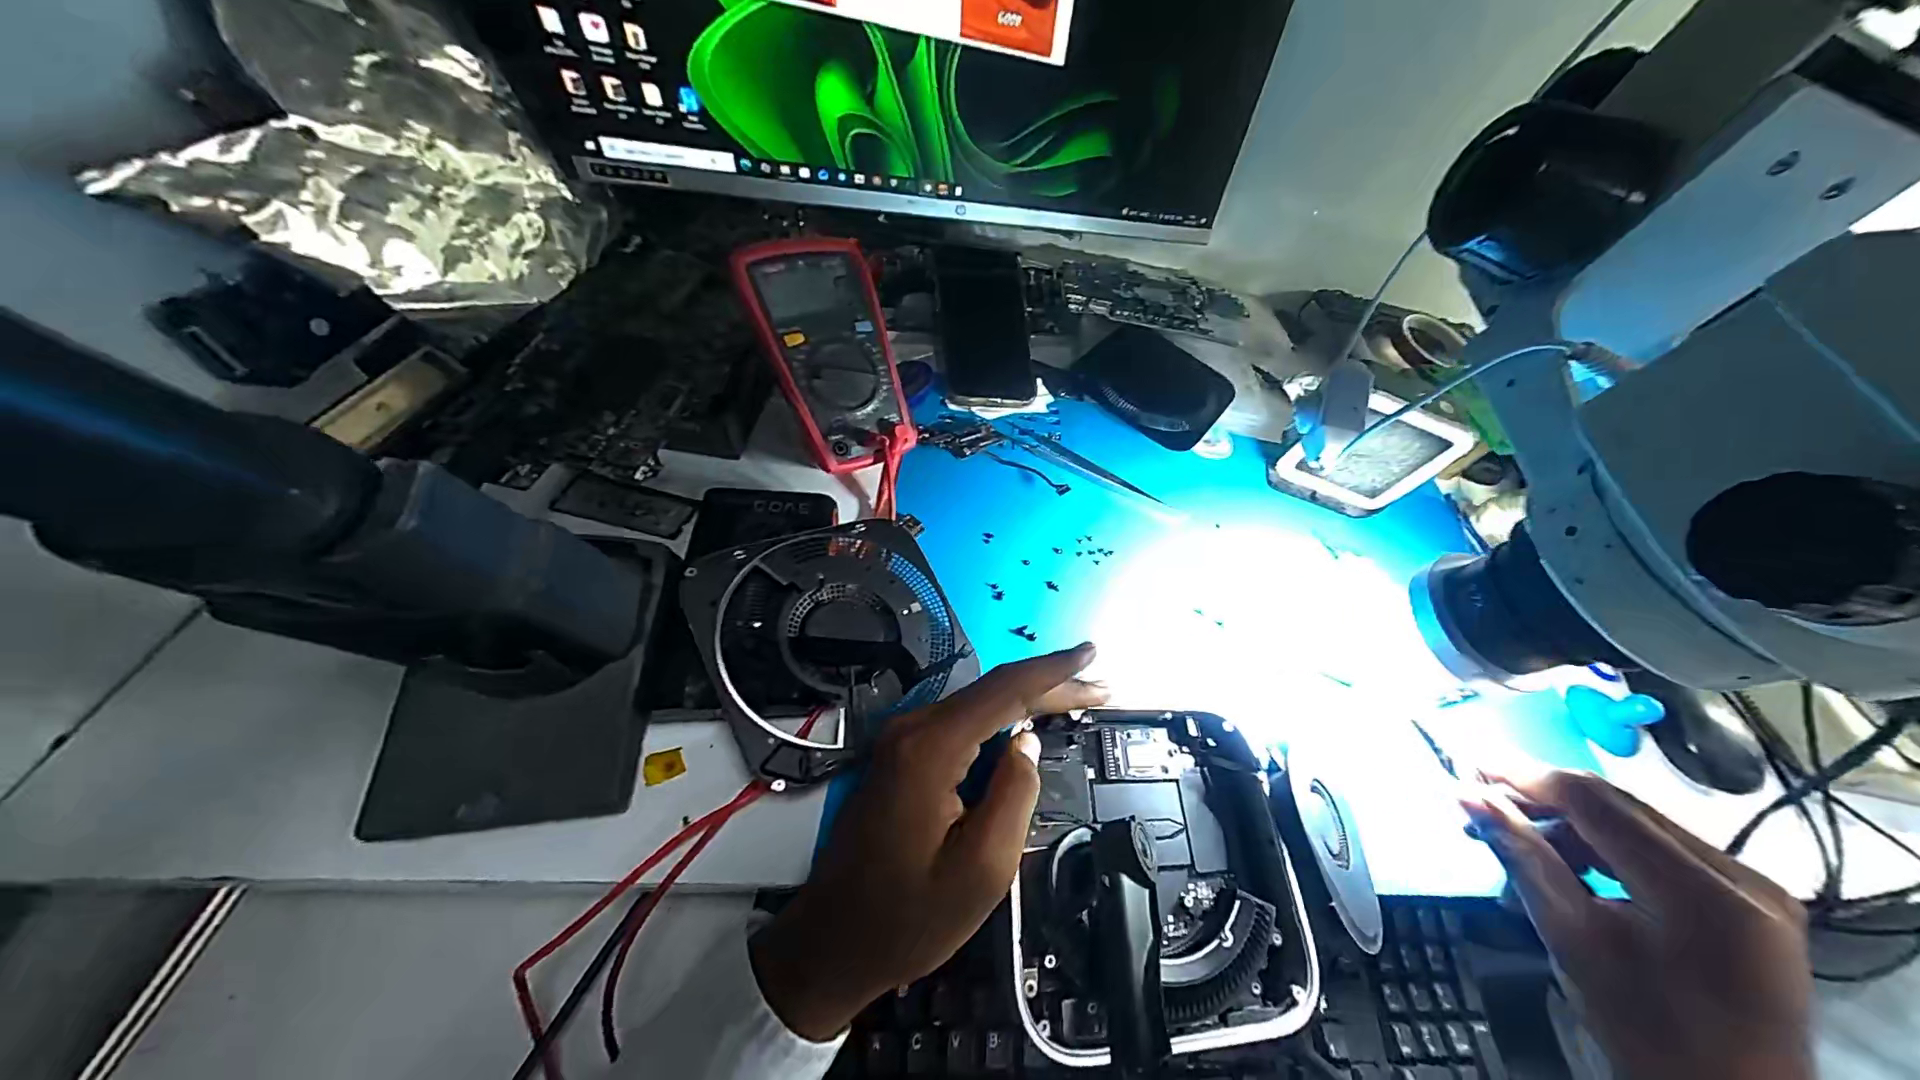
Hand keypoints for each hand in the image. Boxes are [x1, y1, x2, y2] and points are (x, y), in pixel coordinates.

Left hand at [751, 643, 1108, 1039]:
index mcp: (931, 748)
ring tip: (1072, 701)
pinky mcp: (900, 756)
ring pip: (977, 705)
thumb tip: (1026, 743)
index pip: (1005, 690)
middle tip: (1097, 687)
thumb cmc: (908, 914)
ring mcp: (901, 741)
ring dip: (1025, 701)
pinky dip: (999, 720)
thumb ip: (1015, 794)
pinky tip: (1024, 725)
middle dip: (1049, 685)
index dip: (1055, 670)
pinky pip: (960, 724)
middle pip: (992, 691)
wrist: (835, 938)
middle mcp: (912, 730)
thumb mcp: (983, 867)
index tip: (1090, 652)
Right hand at [1461, 770, 1812, 1079]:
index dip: (1524, 777)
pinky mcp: (1749, 901)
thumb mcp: (1569, 938)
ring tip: (1516, 844)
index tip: (1469, 768)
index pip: (1593, 801)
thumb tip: (1469, 795)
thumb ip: (1521, 856)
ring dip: (1567, 827)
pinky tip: (1565, 867)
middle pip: (1616, 806)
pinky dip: (1603, 850)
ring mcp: (1753, 888)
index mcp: (1701, 890)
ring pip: (1633, 824)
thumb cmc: (1645, 1031)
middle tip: (1481, 805)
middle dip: (1541, 801)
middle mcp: (1740, 876)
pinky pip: (1658, 850)